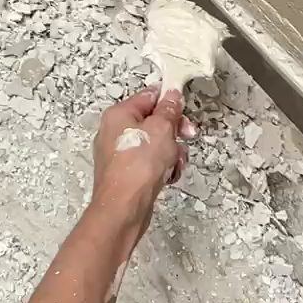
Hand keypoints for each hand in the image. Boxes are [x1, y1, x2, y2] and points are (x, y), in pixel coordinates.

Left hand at [90, 85, 194, 215]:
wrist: (125, 207)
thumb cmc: (137, 167)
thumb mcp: (162, 128)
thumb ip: (169, 109)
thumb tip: (172, 96)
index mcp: (119, 114)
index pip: (148, 96)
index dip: (169, 100)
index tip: (184, 106)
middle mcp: (115, 132)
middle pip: (153, 121)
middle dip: (173, 131)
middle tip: (187, 134)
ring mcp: (120, 154)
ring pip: (155, 144)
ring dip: (171, 152)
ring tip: (174, 163)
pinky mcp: (126, 173)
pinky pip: (150, 163)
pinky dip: (163, 167)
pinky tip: (168, 176)